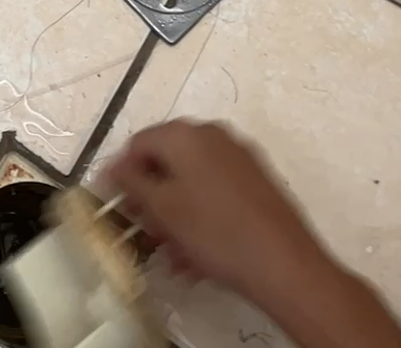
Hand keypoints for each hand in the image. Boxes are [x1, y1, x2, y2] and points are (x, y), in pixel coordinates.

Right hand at [108, 119, 324, 298]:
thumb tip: (111, 168)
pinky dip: (200, 212)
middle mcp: (211, 134)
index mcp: (184, 134)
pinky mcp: (257, 180)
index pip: (137, 143)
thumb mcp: (163, 209)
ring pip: (191, 179)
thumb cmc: (217, 233)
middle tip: (144, 230)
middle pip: (166, 161)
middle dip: (152, 197)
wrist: (288, 267)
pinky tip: (198, 251)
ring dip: (175, 212)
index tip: (116, 206)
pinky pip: (215, 189)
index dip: (122, 174)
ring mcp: (238, 156)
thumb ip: (130, 182)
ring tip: (172, 251)